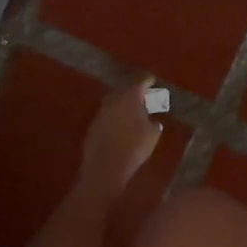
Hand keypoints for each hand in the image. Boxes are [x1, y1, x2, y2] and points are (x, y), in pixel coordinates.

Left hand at [80, 78, 163, 194]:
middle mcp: (112, 99)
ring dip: (122, 103)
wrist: (105, 166)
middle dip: (133, 90)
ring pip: (113, 101)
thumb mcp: (152, 135)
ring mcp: (100, 112)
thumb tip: (153, 121)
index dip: (148, 80)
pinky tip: (120, 124)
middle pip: (124, 89)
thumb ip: (153, 123)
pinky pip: (107, 115)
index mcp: (129, 97)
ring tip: (132, 109)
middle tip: (143, 95)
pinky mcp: (93, 125)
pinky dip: (114, 116)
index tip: (153, 80)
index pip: (140, 82)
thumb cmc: (134, 148)